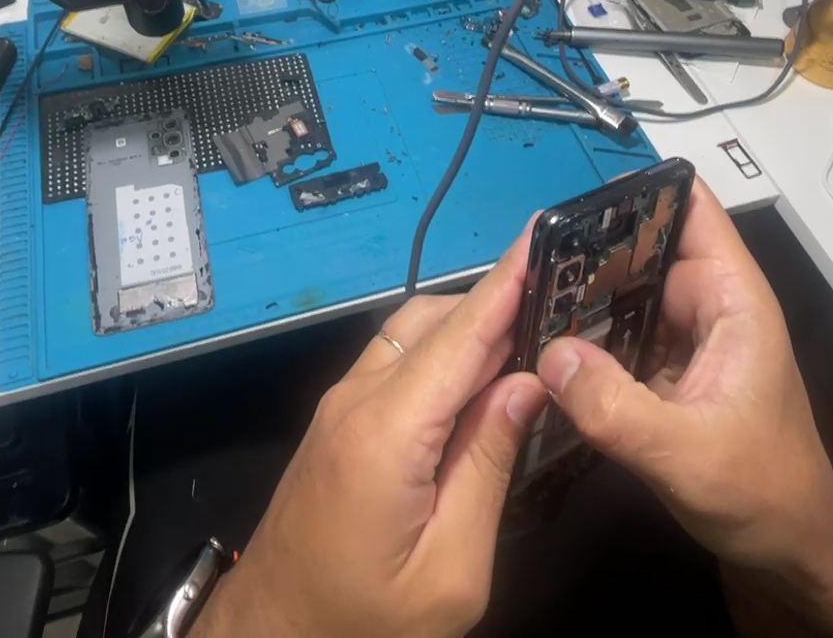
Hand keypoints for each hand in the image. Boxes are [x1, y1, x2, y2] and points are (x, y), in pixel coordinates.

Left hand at [192, 229, 548, 637]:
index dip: (504, 282)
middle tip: (558, 300)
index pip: (459, 337)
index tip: (539, 235)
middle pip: (434, 322)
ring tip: (528, 334)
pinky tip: (476, 374)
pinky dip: (441, 351)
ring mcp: (341, 403)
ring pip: (412, 333)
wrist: (273, 636)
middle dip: (495, 302)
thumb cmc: (365, 622)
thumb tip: (525, 384)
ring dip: (468, 325)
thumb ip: (487, 466)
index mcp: (387, 430)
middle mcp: (358, 397)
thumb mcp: (449, 570)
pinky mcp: (339, 417)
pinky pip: (396, 360)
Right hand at [536, 176, 832, 634]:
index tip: (577, 197)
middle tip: (526, 255)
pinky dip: (582, 328)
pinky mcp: (660, 365)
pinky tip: (542, 332)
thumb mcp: (688, 456)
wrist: (786, 558)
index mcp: (731, 301)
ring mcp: (680, 335)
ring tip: (521, 289)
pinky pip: (614, 328)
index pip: (692, 212)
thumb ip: (616, 408)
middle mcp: (704, 305)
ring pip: (623, 288)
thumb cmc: (763, 497)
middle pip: (643, 246)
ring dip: (579, 288)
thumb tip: (549, 354)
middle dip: (590, 244)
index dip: (642, 189)